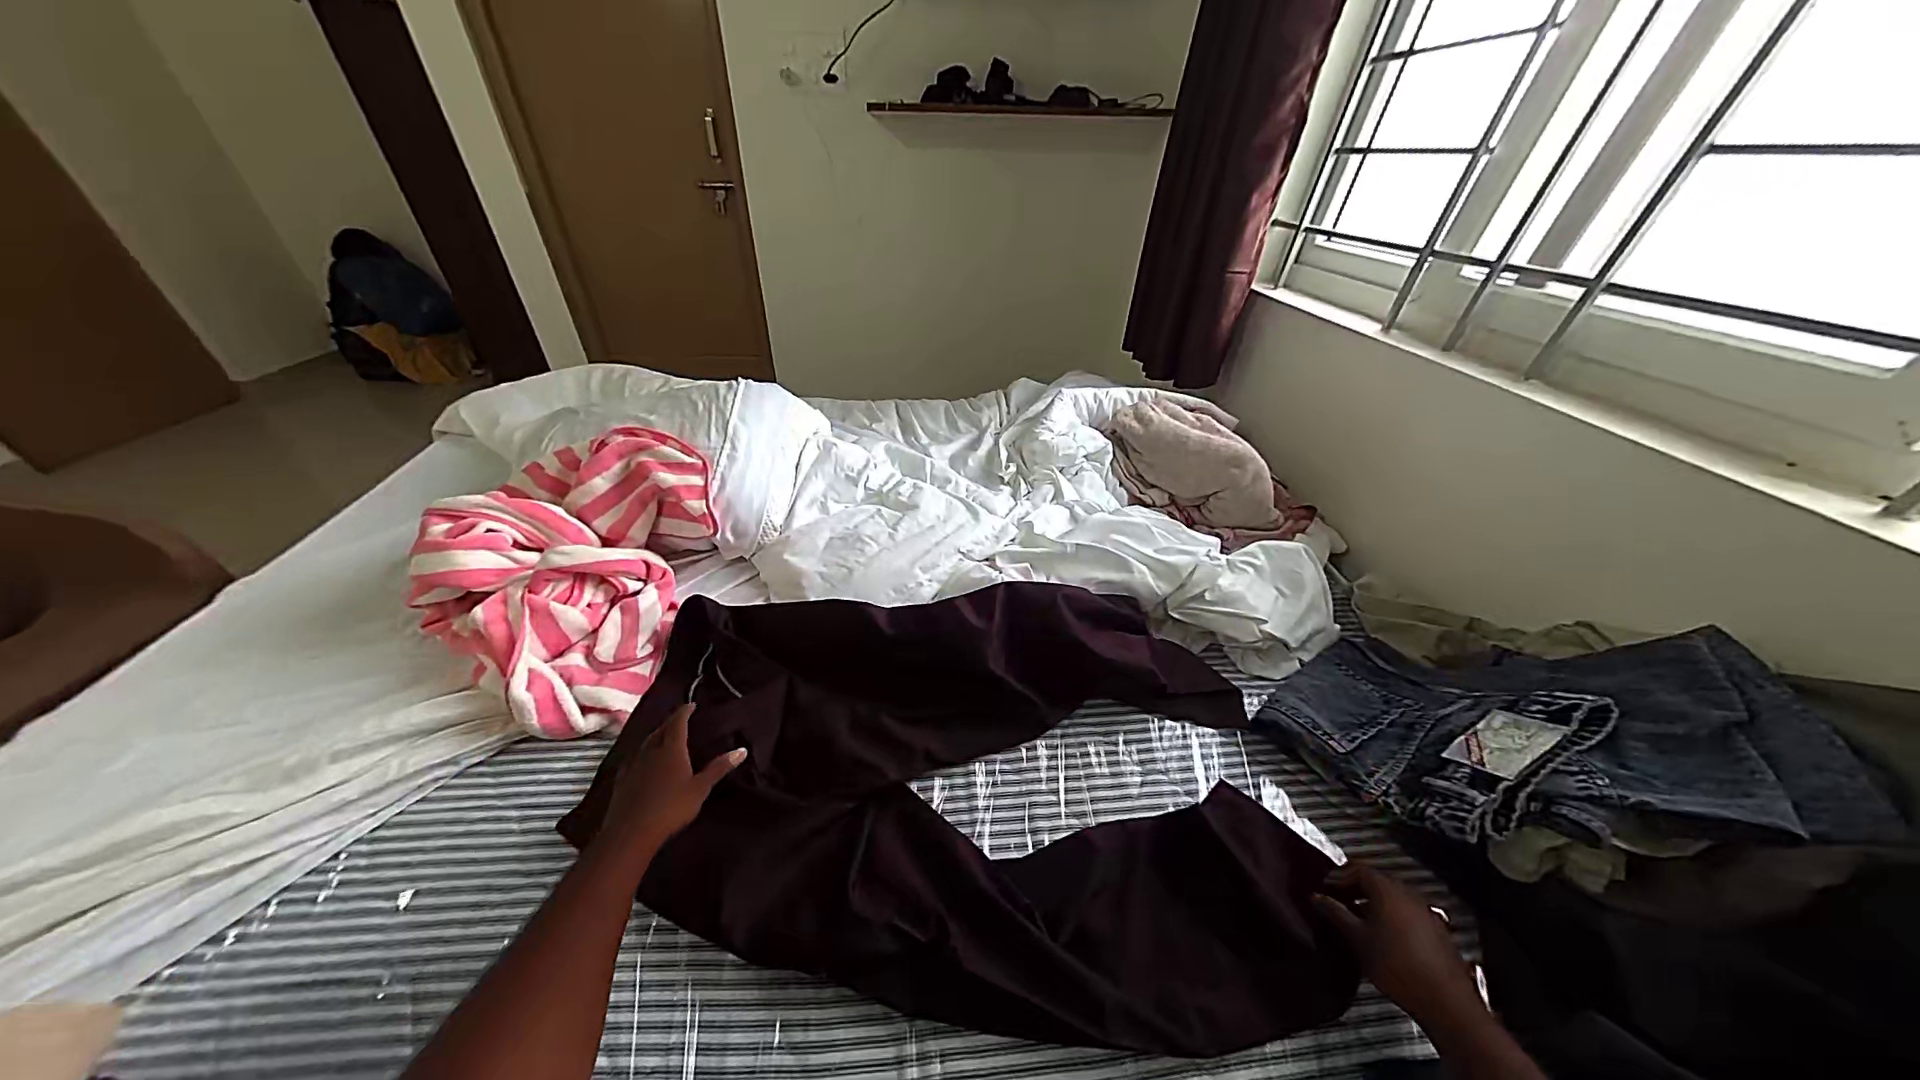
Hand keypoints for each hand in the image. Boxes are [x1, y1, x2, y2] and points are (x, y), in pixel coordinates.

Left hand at [600, 704, 745, 856]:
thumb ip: (718, 768)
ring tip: (662, 735)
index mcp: (671, 749)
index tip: (691, 705)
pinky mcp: (622, 780)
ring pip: (645, 743)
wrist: (631, 832)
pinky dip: (642, 753)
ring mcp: (634, 765)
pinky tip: (642, 760)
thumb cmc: (671, 807)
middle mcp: (651, 751)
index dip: (684, 712)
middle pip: (660, 730)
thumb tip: (742, 750)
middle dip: (670, 722)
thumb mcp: (700, 788)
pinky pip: (634, 758)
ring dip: (655, 736)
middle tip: (679, 719)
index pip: (678, 723)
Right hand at [1313, 862, 1485, 1031]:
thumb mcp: (1356, 938)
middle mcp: (1409, 896)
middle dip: (1354, 890)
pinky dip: (1391, 920)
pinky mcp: (1438, 934)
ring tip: (1357, 924)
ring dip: (1372, 906)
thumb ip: (1334, 912)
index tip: (1326, 890)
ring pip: (1392, 900)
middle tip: (1337, 904)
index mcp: (1387, 890)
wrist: (1445, 1002)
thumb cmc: (1397, 966)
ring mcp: (1427, 914)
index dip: (1338, 877)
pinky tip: (1383, 941)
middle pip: (1376, 882)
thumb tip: (1318, 898)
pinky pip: (1407, 916)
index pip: (1357, 869)